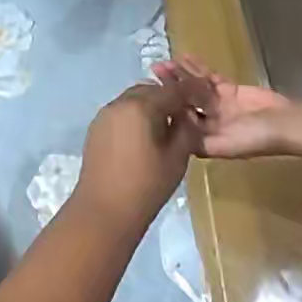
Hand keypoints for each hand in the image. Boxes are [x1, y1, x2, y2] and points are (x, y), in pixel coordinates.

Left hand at [71, 73, 208, 228]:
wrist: (104, 211)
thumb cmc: (146, 186)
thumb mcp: (176, 159)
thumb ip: (186, 130)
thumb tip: (188, 116)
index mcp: (141, 106)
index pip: (172, 91)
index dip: (191, 90)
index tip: (204, 95)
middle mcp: (120, 102)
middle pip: (150, 90)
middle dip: (168, 98)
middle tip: (184, 114)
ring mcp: (105, 114)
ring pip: (133, 99)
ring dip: (150, 106)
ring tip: (164, 126)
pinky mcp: (96, 127)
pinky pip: (121, 112)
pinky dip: (135, 116)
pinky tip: (143, 136)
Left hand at [157, 55, 301, 160]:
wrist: (288, 124)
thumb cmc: (257, 138)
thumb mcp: (226, 145)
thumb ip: (199, 138)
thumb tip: (170, 128)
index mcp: (204, 140)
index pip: (178, 122)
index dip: (164, 107)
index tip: (150, 92)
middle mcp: (208, 122)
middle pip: (183, 102)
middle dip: (169, 87)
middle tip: (155, 70)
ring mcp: (218, 105)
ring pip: (193, 88)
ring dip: (180, 75)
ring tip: (166, 62)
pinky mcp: (229, 90)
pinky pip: (209, 78)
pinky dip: (198, 69)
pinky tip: (186, 58)